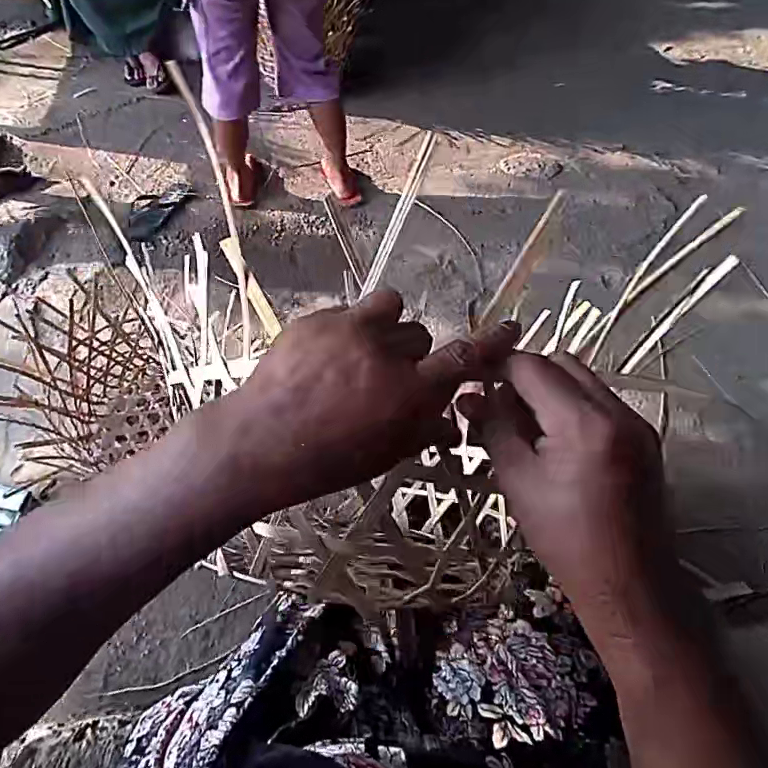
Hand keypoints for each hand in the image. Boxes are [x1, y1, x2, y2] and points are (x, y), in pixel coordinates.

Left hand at [215, 291, 520, 511]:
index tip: (507, 328)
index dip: (491, 342)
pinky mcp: (319, 318)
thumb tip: (448, 423)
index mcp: (408, 392)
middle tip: (386, 374)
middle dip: (411, 354)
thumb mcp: (384, 454)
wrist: (260, 441)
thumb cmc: (326, 459)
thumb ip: (421, 431)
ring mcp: (349, 329)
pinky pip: (350, 310)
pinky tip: (325, 354)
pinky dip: (348, 328)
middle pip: (420, 335)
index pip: (464, 357)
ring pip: (391, 308)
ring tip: (363, 348)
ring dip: (385, 327)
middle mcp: (384, 353)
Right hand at [462, 352, 665, 618]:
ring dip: (550, 389)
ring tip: (525, 427)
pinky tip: (555, 441)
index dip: (497, 368)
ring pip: (583, 379)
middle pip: (561, 363)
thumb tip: (470, 396)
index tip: (475, 381)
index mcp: (584, 424)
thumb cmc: (567, 540)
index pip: (532, 367)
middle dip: (525, 375)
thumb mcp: (517, 481)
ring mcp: (637, 423)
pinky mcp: (645, 437)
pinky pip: (601, 401)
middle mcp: (618, 413)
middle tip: (498, 406)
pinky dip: (573, 406)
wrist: (628, 585)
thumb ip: (493, 427)